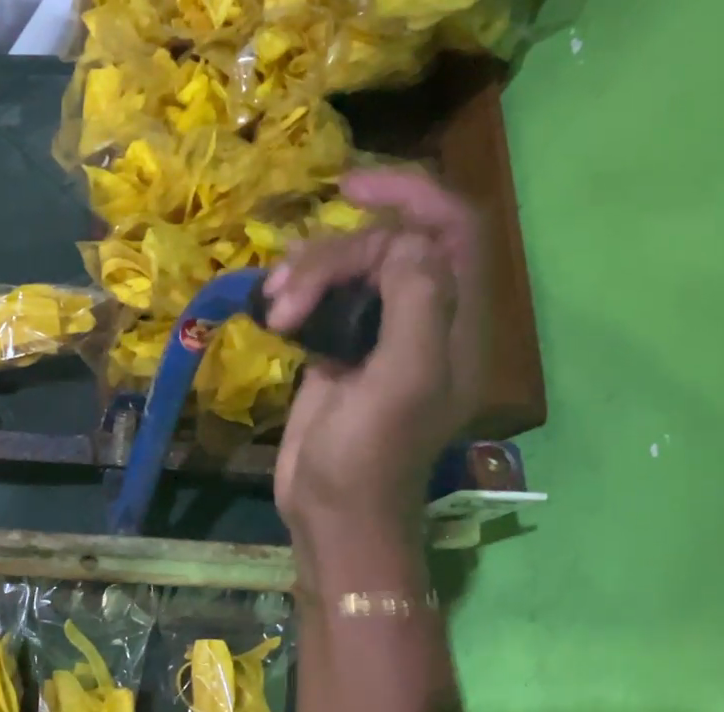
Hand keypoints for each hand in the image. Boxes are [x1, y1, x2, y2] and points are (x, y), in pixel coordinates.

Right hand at [264, 169, 485, 537]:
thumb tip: (401, 242)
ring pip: (348, 272)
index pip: (449, 229)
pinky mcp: (336, 355)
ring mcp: (375, 336)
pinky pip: (320, 303)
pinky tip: (268, 311)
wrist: (334, 511)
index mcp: (454, 319)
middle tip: (286, 291)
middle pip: (386, 247)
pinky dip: (293, 297)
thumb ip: (418, 301)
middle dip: (333, 255)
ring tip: (271, 306)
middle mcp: (421, 319)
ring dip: (306, 275)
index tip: (347, 187)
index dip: (409, 194)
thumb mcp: (405, 379)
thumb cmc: (372, 456)